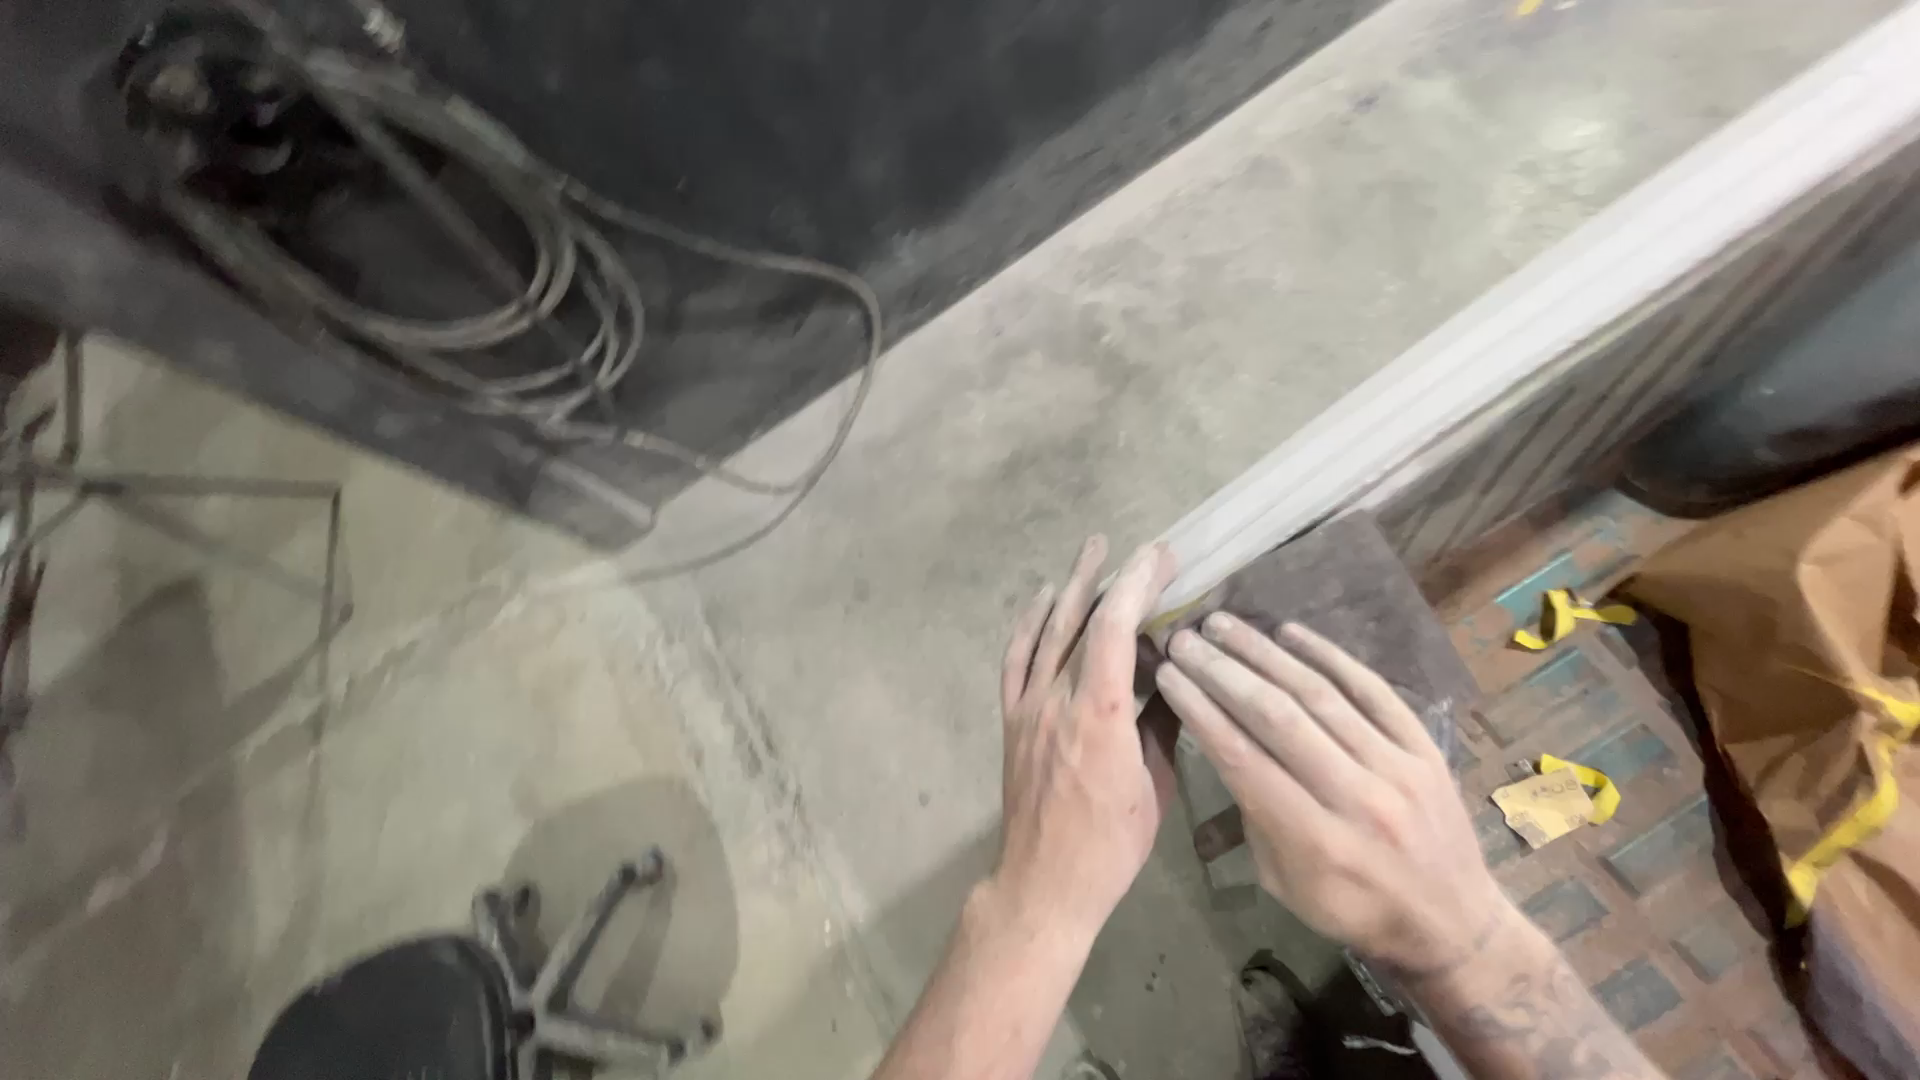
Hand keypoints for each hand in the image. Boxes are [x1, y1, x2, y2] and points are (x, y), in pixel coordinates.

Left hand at [990, 536, 1179, 941]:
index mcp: (1099, 714)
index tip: (1160, 557)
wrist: (1043, 880)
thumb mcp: (1154, 787)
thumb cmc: (1110, 843)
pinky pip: (1015, 659)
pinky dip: (1028, 624)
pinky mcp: (1011, 718)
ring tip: (1089, 552)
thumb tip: (1172, 680)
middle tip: (1132, 545)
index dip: (1136, 584)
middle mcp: (1056, 698)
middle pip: (1080, 621)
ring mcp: (1027, 706)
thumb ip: (1162, 727)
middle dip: (1110, 577)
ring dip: (1070, 588)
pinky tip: (1042, 600)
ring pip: (1046, 632)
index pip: (1114, 628)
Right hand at [1155, 615, 1511, 975]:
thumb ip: (1253, 812)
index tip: (1167, 673)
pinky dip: (1328, 655)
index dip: (1200, 709)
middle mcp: (1356, 797)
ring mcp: (1396, 767)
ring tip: (1221, 624)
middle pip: (1277, 717)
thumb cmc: (1351, 907)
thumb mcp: (1282, 880)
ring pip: (1318, 694)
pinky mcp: (1423, 748)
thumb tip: (1222, 740)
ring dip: (1262, 653)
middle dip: (1221, 671)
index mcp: (1314, 840)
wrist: (1454, 924)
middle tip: (1184, 639)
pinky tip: (1289, 631)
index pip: (1243, 757)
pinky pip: (1372, 690)